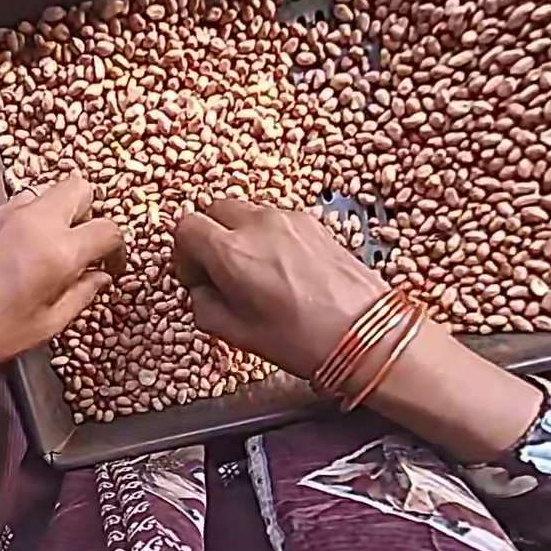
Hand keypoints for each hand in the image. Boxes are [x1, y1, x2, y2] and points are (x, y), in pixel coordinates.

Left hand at [0, 175, 123, 366]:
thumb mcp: (48, 324)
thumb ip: (82, 294)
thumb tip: (99, 276)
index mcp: (59, 251)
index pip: (108, 229)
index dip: (116, 247)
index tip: (110, 264)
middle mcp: (36, 222)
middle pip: (79, 188)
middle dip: (89, 211)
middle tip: (82, 242)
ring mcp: (6, 214)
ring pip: (46, 192)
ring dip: (56, 213)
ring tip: (48, 245)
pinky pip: (16, 203)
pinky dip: (27, 218)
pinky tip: (18, 248)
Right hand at [172, 200, 386, 379]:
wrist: (367, 335)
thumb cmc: (300, 340)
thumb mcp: (235, 333)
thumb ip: (202, 304)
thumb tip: (200, 288)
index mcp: (231, 252)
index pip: (186, 227)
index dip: (184, 253)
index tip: (195, 276)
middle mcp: (257, 224)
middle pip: (213, 210)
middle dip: (208, 237)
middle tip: (218, 271)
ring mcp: (288, 219)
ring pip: (244, 212)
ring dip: (236, 235)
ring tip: (252, 272)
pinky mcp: (312, 222)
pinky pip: (273, 219)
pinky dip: (264, 236)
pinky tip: (280, 269)